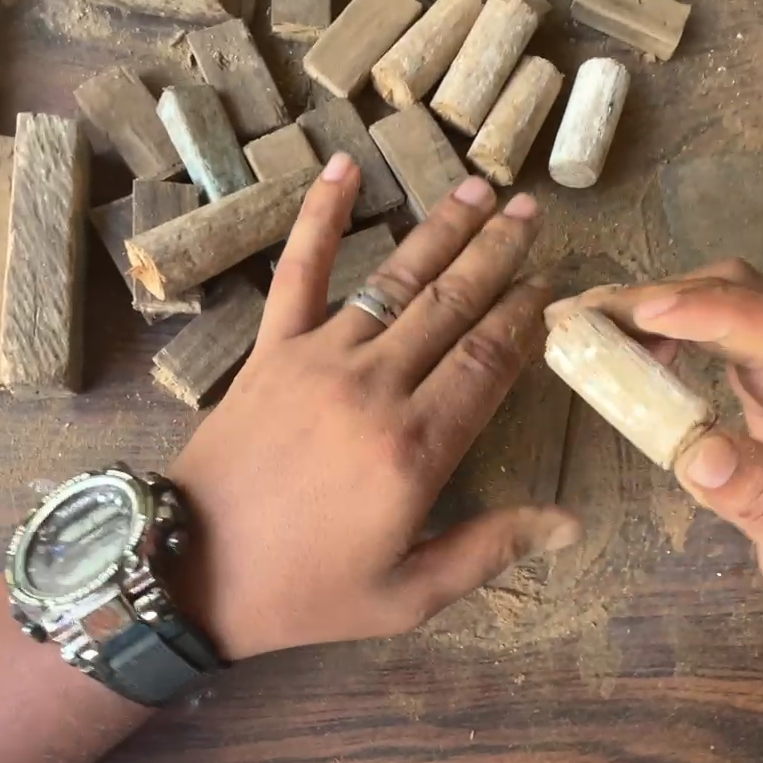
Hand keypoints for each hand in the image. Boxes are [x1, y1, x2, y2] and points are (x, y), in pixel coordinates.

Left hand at [169, 154, 581, 658]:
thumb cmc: (305, 591)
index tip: (549, 287)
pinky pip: (299, 272)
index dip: (524, 318)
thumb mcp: (407, 596)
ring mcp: (318, 359)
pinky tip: (342, 167)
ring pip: (394, 280)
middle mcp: (374, 388)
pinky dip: (319, 216)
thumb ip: (489, 550)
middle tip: (531, 213)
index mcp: (416, 449)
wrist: (192, 571)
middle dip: (497, 256)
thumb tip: (571, 523)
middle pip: (451, 306)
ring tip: (480, 188)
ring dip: (442, 231)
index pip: (488, 362)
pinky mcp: (270, 350)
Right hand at [568, 261, 762, 614]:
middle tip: (586, 315)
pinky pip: (717, 328)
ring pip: (732, 298)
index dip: (725, 311)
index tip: (648, 314)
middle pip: (756, 294)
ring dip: (659, 303)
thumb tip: (700, 456)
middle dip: (669, 296)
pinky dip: (666, 325)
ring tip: (590, 324)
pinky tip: (625, 344)